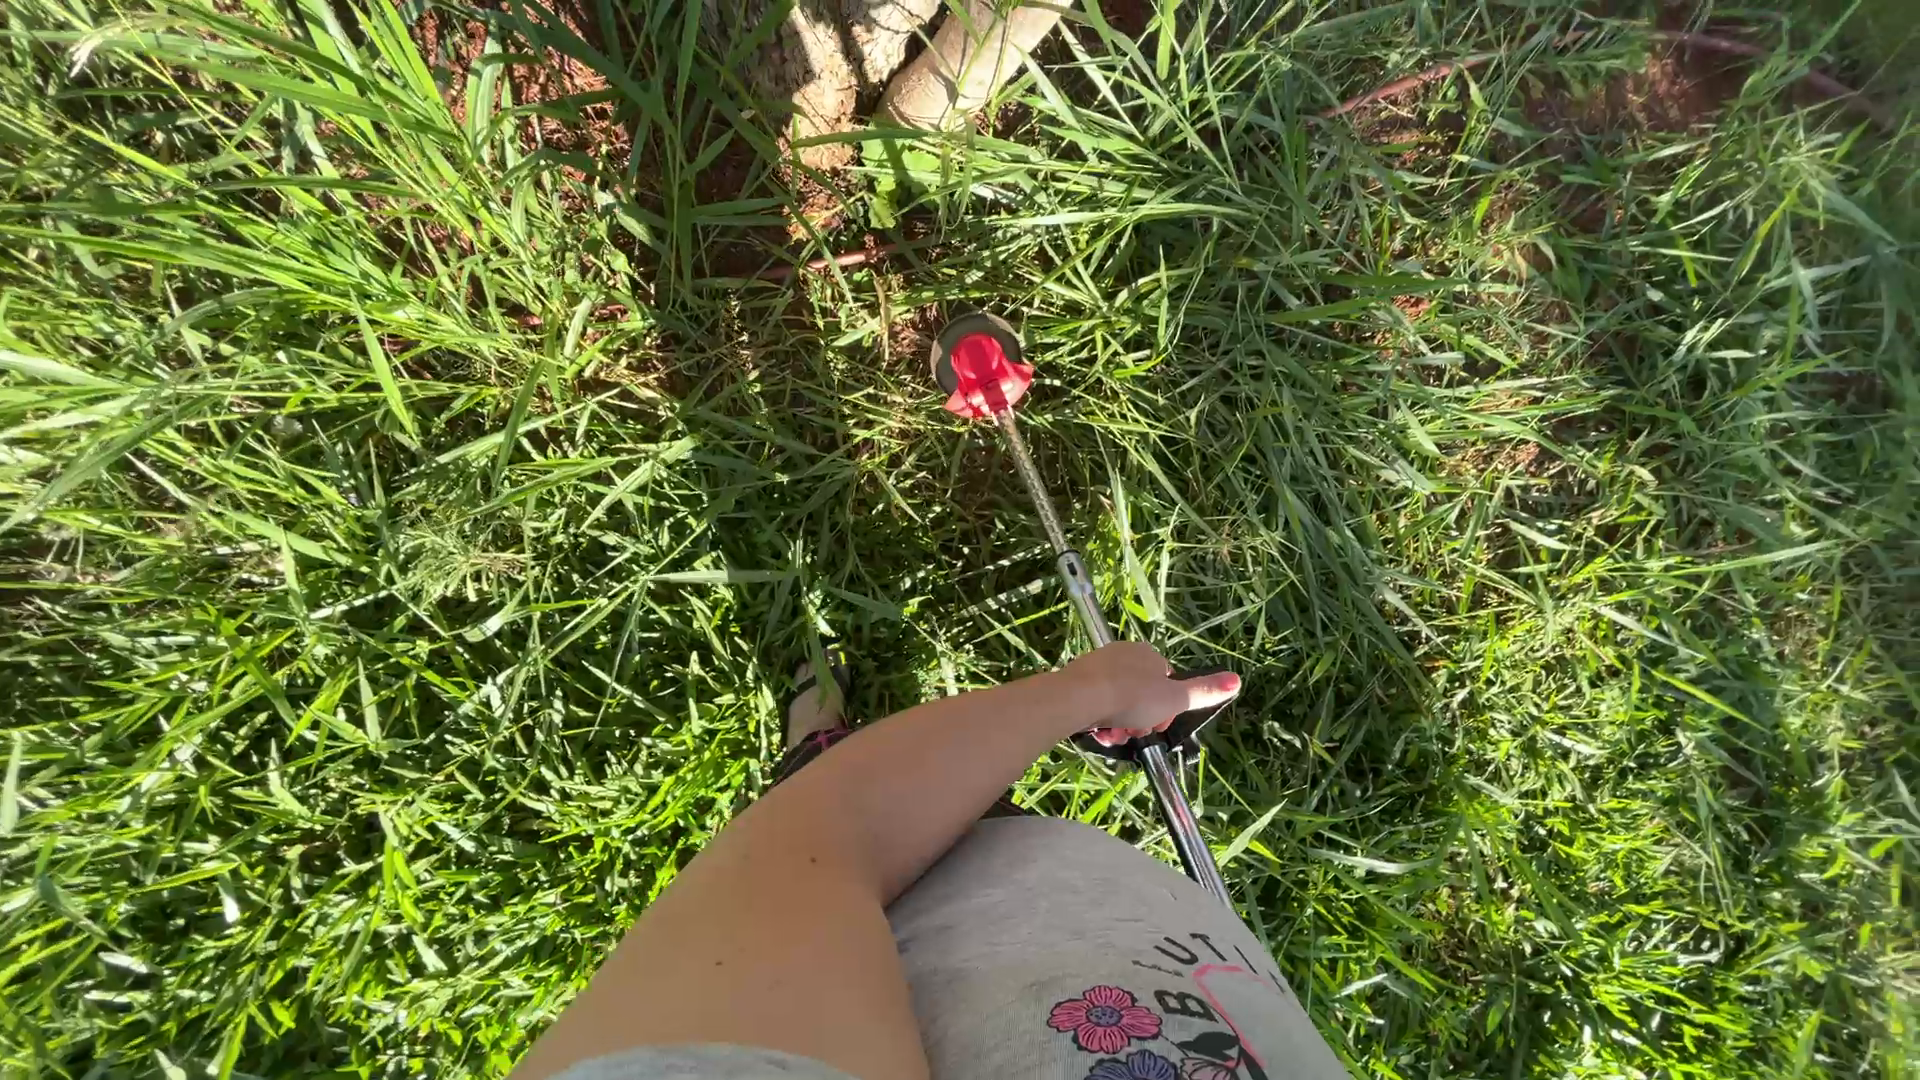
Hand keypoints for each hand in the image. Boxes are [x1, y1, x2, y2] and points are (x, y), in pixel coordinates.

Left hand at [1063, 641, 1241, 746]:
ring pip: (1117, 702)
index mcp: (1147, 654)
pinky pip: (1095, 704)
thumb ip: (1204, 691)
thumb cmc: (1132, 697)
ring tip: (1115, 736)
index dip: (1165, 707)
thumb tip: (1237, 679)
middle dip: (1140, 719)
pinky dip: (1100, 721)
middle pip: (1140, 694)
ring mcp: (1097, 667)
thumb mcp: (1175, 698)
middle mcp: (1122, 654)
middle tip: (1135, 733)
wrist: (1080, 697)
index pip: (1164, 681)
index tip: (1159, 724)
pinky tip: (1099, 733)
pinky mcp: (1076, 681)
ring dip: (1121, 725)